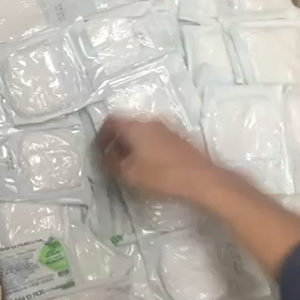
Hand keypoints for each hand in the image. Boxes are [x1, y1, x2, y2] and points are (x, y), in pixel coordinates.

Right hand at [95, 115, 237, 205]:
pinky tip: (149, 165)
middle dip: (116, 141)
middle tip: (112, 159)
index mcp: (135, 125)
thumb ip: (111, 163)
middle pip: (127, 125)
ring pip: (142, 131)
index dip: (101, 135)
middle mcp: (150, 121)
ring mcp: (167, 127)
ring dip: (132, 145)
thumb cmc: (160, 174)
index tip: (99, 151)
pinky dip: (146, 147)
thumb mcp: (128, 173)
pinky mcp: (178, 137)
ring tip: (130, 165)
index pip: (111, 120)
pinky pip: (154, 137)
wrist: (200, 178)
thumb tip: (105, 157)